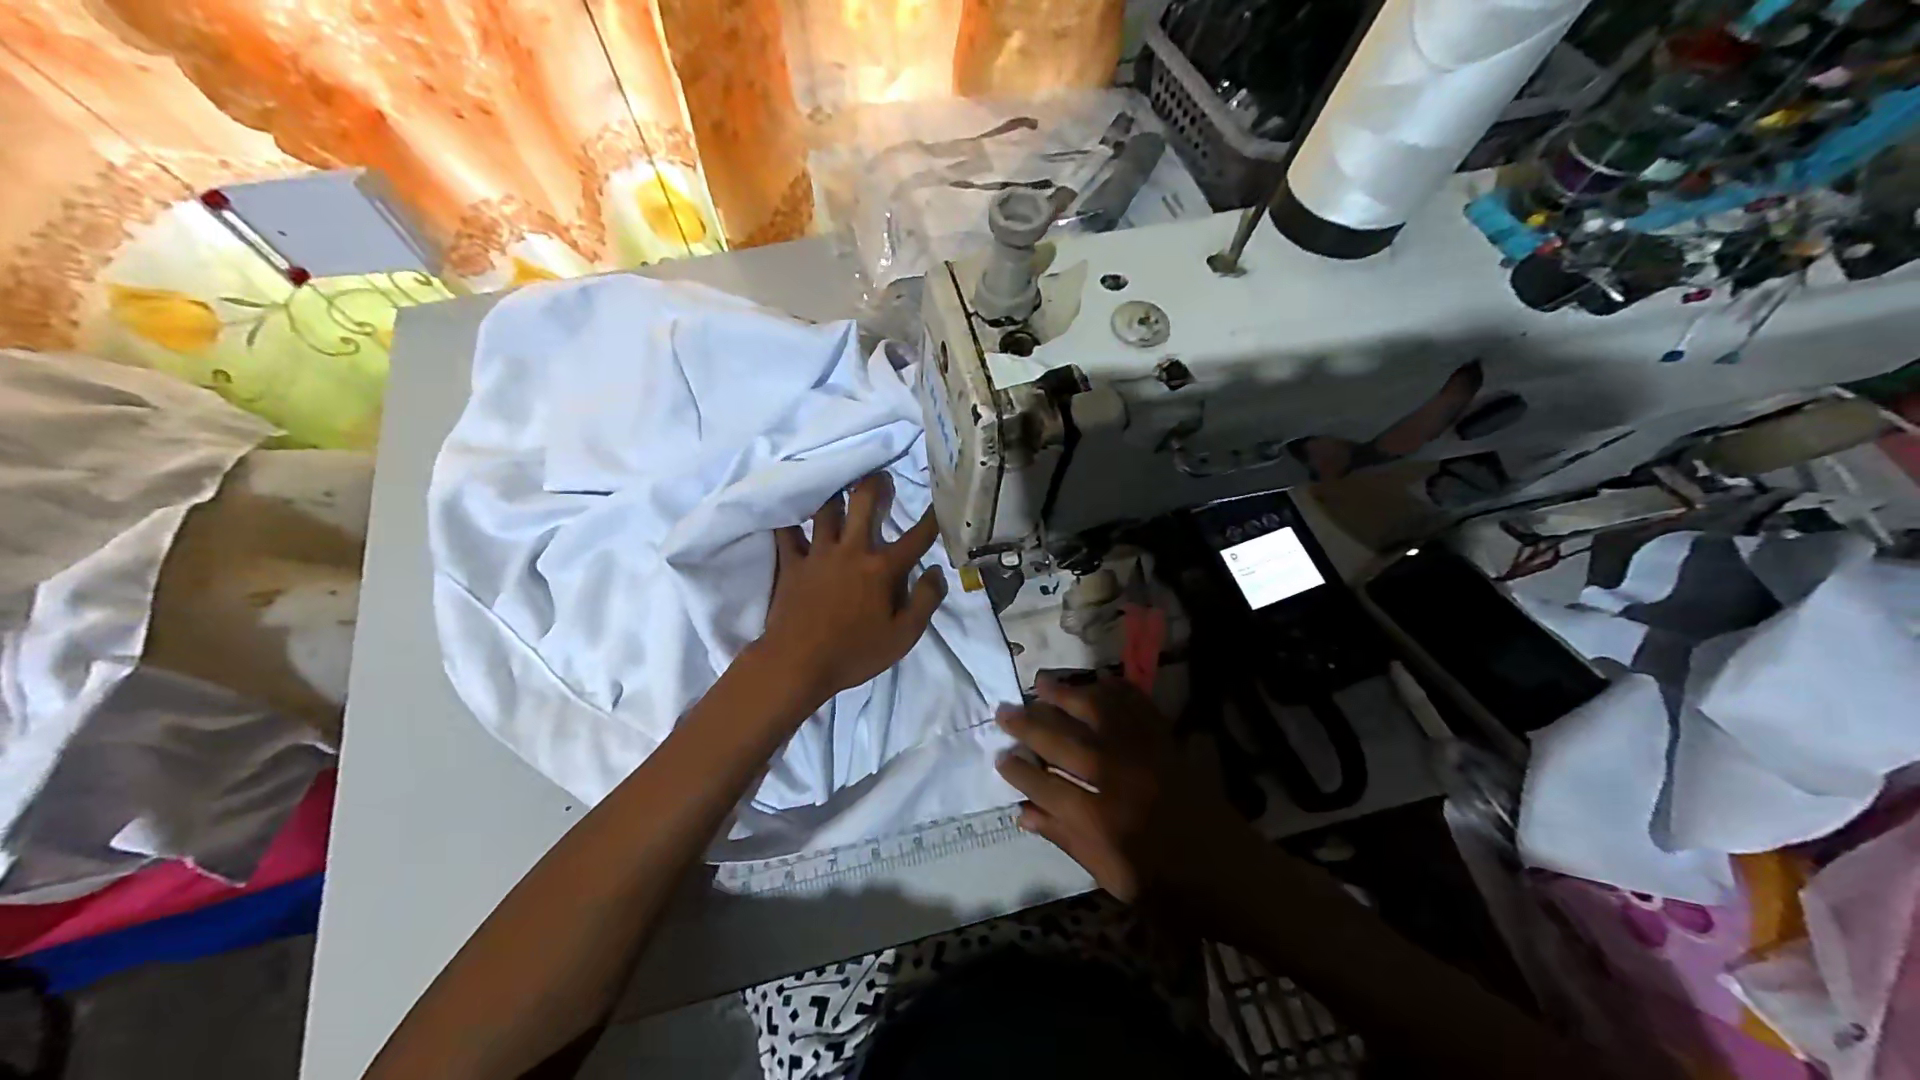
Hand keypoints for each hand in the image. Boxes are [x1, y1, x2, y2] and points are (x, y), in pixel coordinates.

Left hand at [756, 473, 946, 705]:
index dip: (932, 519)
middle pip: (864, 503)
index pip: (916, 537)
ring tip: (840, 490)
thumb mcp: (903, 637)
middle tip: (881, 477)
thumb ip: (925, 601)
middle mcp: (852, 550)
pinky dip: (789, 523)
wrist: (797, 664)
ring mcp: (818, 554)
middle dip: (876, 484)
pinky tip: (789, 514)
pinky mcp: (792, 564)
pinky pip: (786, 534)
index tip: (940, 503)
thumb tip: (936, 572)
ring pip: (826, 510)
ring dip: (835, 497)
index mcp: (882, 568)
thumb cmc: (854, 653)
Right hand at [995, 673, 1263, 912]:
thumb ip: (1068, 840)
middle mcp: (1121, 780)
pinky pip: (1139, 707)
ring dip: (1067, 694)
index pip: (1047, 787)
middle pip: (1065, 742)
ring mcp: (1148, 756)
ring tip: (1040, 683)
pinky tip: (1098, 682)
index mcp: (1105, 822)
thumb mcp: (1114, 879)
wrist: (1236, 876)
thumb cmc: (1171, 891)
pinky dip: (1117, 690)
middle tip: (1003, 711)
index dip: (1019, 772)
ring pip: (1099, 712)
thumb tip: (1024, 813)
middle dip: (1029, 725)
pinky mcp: (1169, 745)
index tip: (1000, 757)